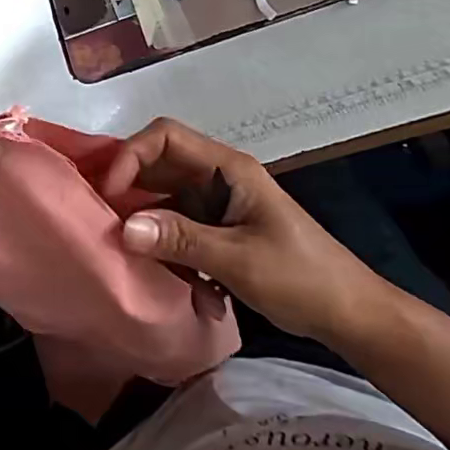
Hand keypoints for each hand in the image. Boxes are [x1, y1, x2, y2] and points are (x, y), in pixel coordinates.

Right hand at [99, 118, 393, 342]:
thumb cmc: (301, 276)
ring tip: (141, 266)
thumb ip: (181, 240)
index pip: (165, 137)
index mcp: (228, 169)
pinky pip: (179, 233)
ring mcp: (218, 207)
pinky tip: (187, 288)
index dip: (130, 156)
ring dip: (152, 235)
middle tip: (103, 229)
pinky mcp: (219, 233)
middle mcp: (218, 180)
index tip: (109, 197)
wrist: (346, 311)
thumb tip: (124, 227)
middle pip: (158, 170)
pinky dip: (172, 256)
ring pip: (164, 206)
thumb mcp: (238, 259)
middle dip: (130, 196)